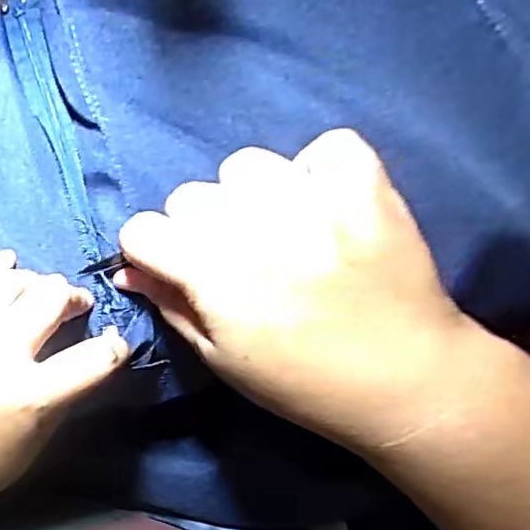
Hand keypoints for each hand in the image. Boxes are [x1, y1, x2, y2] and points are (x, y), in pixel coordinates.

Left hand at [0, 249, 130, 522]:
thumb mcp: (33, 445)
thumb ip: (64, 396)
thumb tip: (89, 359)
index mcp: (28, 396)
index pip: (93, 358)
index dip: (115, 348)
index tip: (114, 346)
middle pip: (50, 298)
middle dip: (74, 298)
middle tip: (77, 308)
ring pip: (10, 281)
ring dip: (36, 281)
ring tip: (43, 293)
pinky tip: (9, 262)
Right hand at [114, 129, 489, 450]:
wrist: (400, 378)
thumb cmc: (296, 381)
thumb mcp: (218, 356)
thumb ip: (170, 304)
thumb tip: (129, 271)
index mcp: (211, 271)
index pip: (141, 229)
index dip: (150, 253)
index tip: (171, 272)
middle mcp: (252, 224)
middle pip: (188, 197)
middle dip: (196, 229)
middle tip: (233, 263)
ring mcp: (311, 196)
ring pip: (244, 166)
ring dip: (248, 197)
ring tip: (277, 231)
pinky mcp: (364, 181)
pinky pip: (322, 147)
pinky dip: (316, 172)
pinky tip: (322, 208)